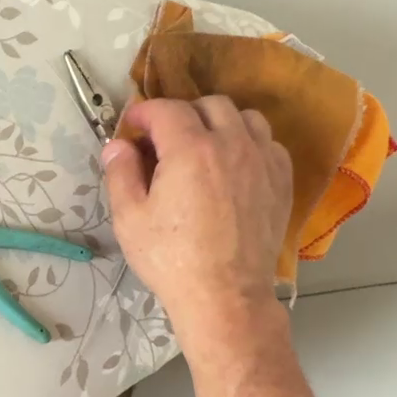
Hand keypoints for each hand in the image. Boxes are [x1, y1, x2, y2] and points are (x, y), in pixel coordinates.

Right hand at [102, 96, 293, 361]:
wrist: (222, 291)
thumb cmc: (169, 258)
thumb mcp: (129, 220)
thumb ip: (120, 175)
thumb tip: (116, 145)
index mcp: (190, 149)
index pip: (166, 110)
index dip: (144, 112)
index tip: (131, 124)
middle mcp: (232, 142)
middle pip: (208, 104)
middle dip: (181, 114)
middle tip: (161, 140)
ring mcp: (262, 157)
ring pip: (243, 117)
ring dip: (217, 123)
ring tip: (199, 148)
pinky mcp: (280, 177)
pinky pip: (265, 142)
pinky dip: (244, 142)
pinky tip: (228, 167)